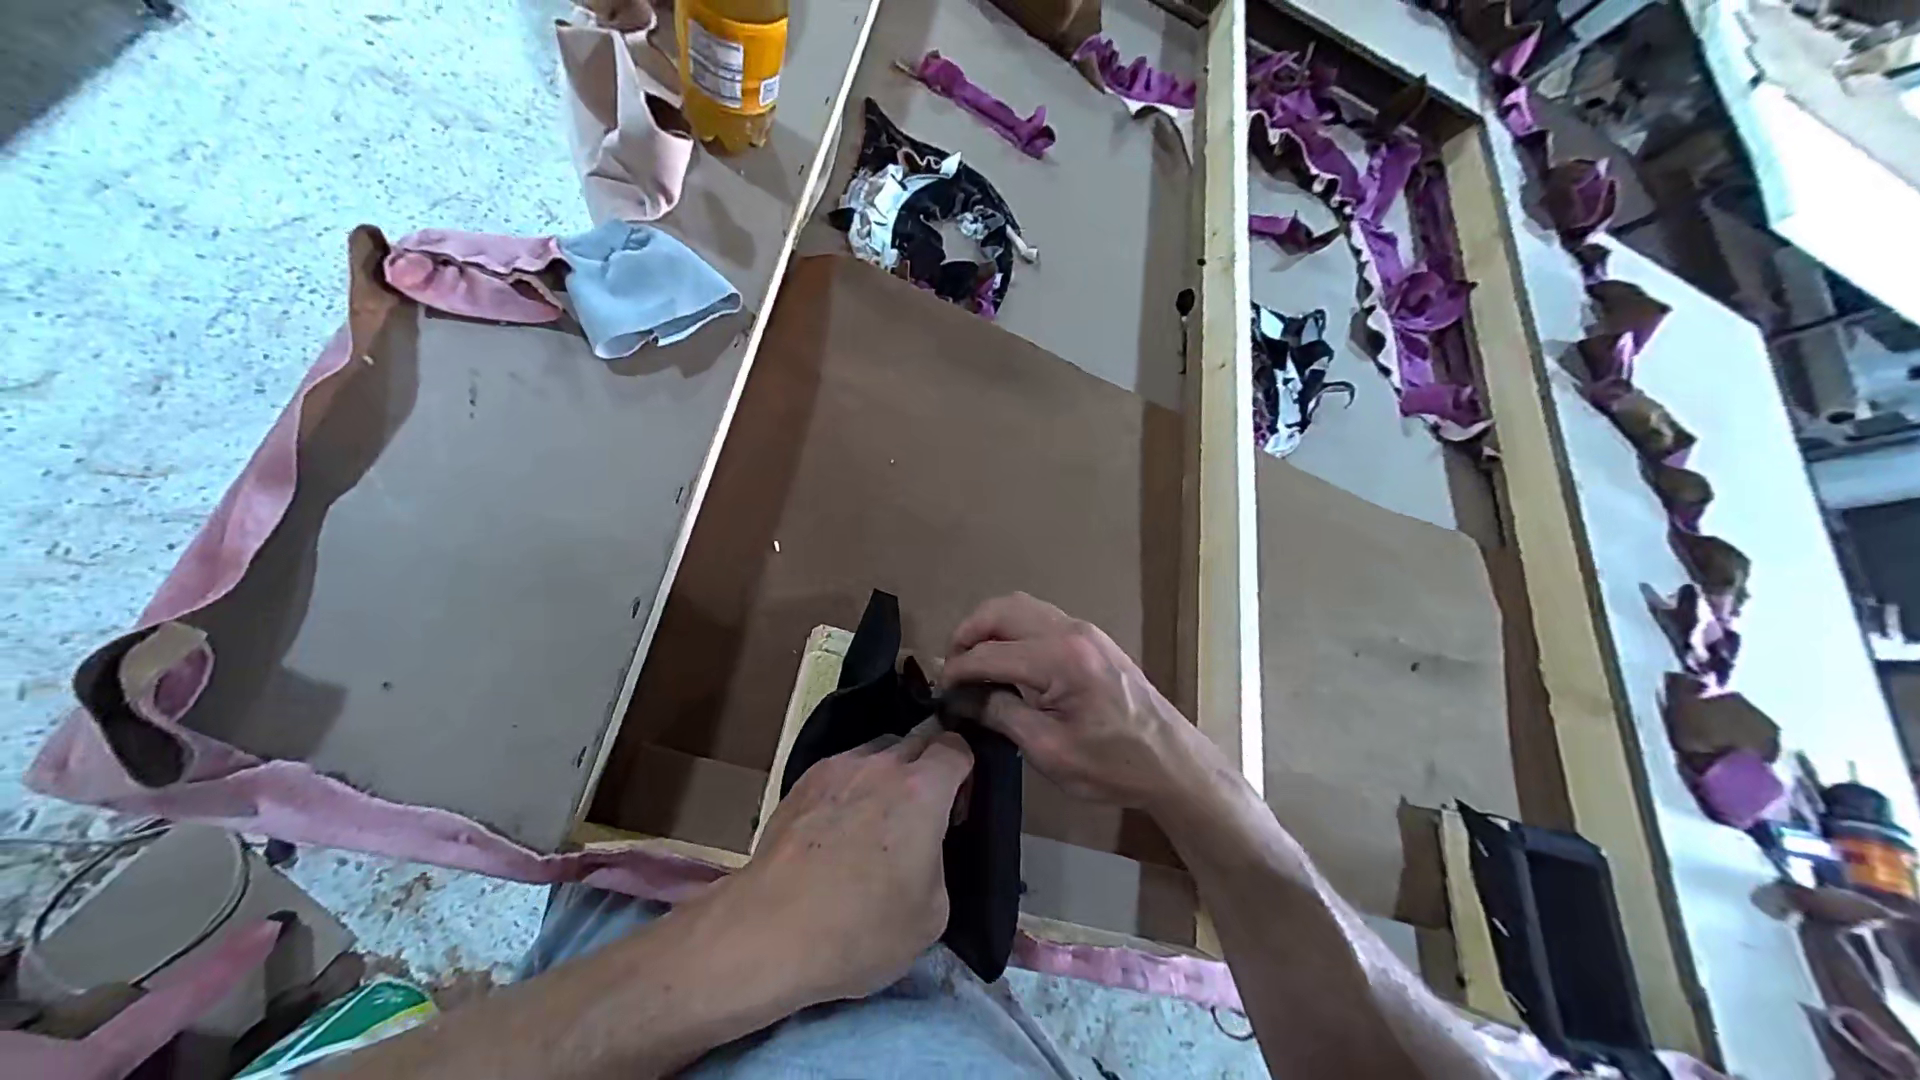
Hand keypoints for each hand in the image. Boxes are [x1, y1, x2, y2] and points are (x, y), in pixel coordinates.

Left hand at [719, 722, 973, 1004]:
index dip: (965, 772)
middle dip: (929, 767)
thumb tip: (926, 847)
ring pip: (878, 751)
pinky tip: (838, 825)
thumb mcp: (933, 912)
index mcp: (922, 790)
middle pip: (919, 740)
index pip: (957, 747)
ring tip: (875, 817)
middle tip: (921, 813)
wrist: (770, 931)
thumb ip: (941, 860)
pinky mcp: (804, 779)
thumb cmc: (861, 928)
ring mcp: (839, 767)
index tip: (956, 807)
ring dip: (889, 773)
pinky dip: (853, 785)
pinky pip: (844, 768)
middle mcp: (882, 764)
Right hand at [940, 593, 1219, 811]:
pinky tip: (1006, 659)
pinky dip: (1011, 628)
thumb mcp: (1048, 750)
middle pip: (999, 610)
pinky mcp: (1090, 635)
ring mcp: (1083, 628)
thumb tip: (963, 696)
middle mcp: (1069, 630)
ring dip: (988, 626)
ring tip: (973, 660)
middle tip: (953, 668)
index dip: (957, 670)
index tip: (941, 690)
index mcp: (1059, 659)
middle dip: (967, 633)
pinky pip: (1038, 615)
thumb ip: (1001, 714)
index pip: (989, 652)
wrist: (1172, 760)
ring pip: (1018, 605)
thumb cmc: (1112, 764)